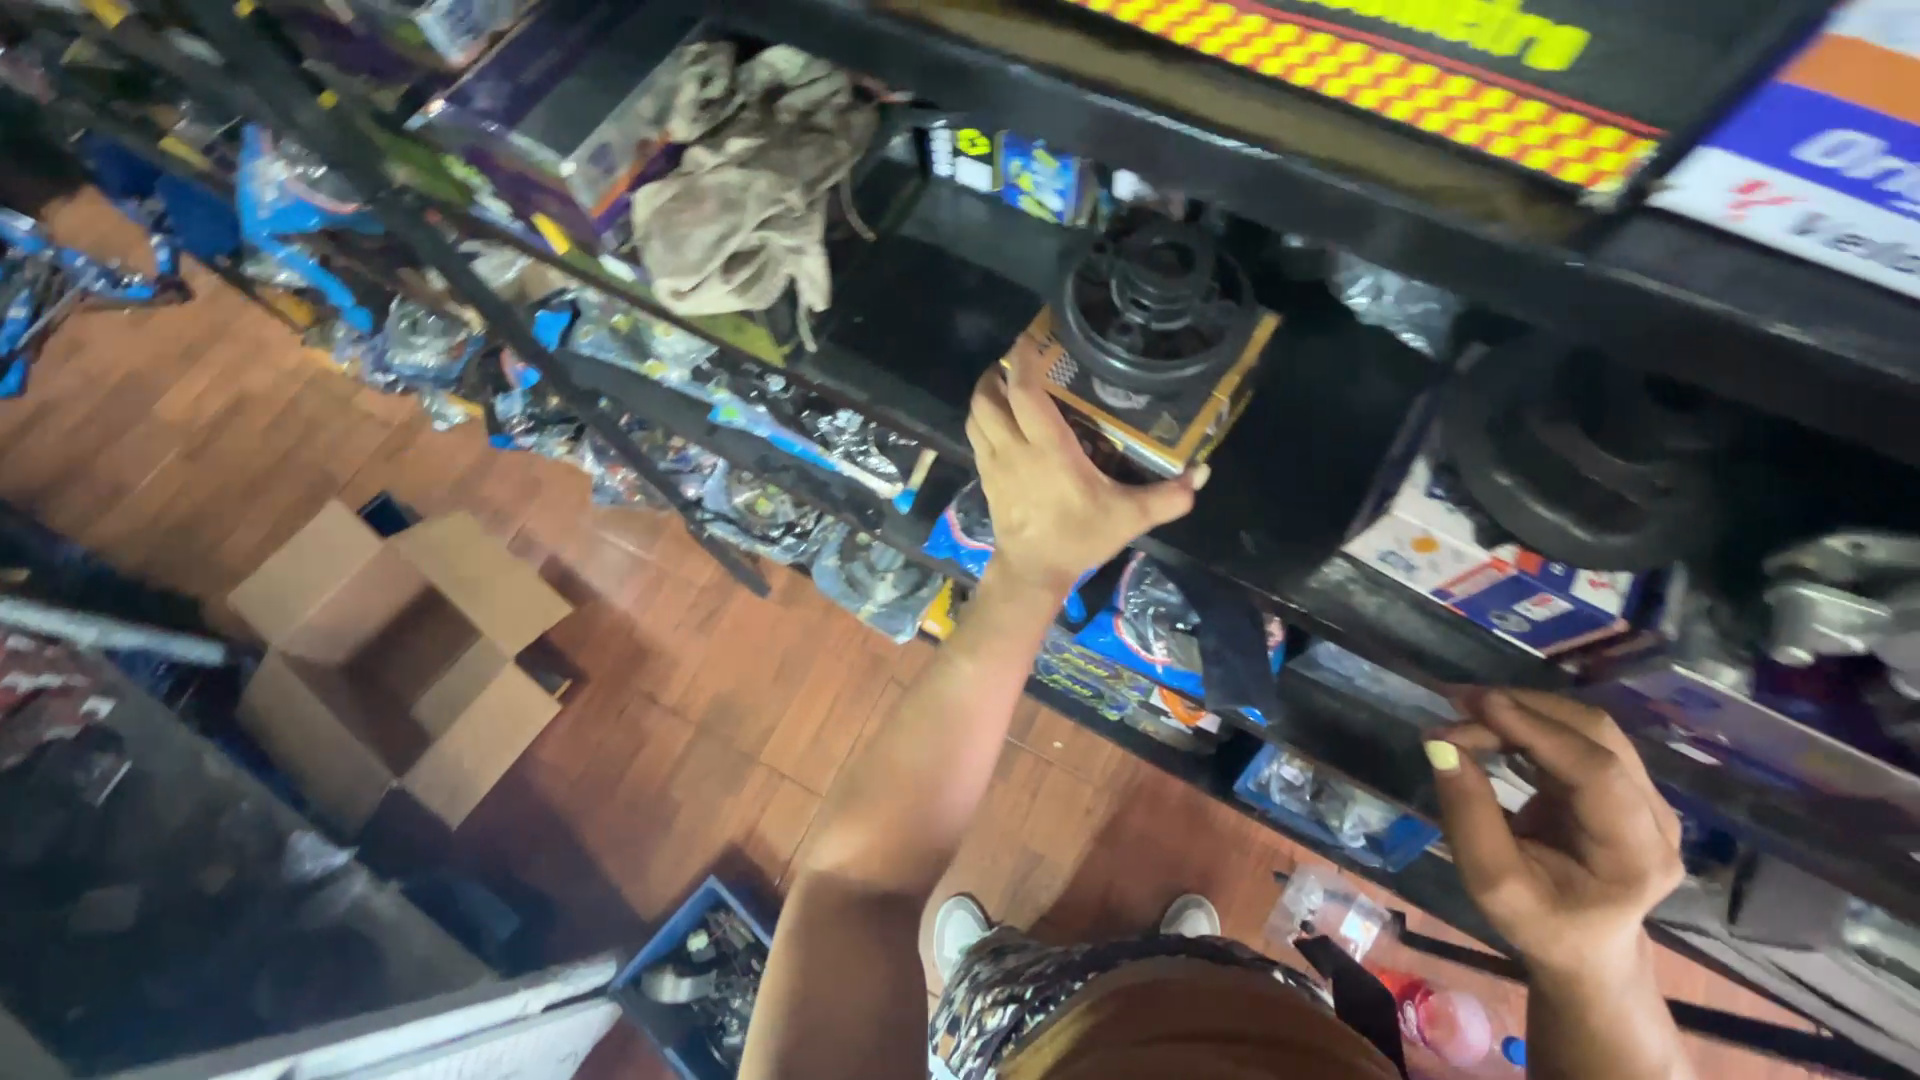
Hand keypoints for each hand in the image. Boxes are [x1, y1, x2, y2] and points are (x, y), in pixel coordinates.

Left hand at [965, 335, 1203, 594]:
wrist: (1033, 572)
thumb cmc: (1079, 538)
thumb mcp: (1129, 517)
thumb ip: (1169, 496)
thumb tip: (1203, 472)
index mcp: (1047, 448)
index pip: (1025, 392)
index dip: (1024, 359)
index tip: (1030, 336)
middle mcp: (1013, 449)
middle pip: (988, 397)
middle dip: (997, 371)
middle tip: (1018, 359)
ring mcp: (994, 463)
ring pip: (975, 416)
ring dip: (985, 393)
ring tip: (1005, 383)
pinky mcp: (986, 478)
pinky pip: (975, 437)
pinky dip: (983, 419)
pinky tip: (1000, 420)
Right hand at [1426, 690, 1683, 978]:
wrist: (1584, 947)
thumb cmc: (1538, 922)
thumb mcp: (1490, 881)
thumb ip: (1468, 813)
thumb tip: (1440, 746)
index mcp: (1636, 854)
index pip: (1597, 771)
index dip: (1536, 730)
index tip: (1475, 704)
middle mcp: (1657, 819)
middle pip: (1596, 736)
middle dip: (1522, 710)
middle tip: (1454, 704)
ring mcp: (1646, 799)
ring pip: (1588, 728)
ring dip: (1524, 710)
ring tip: (1464, 710)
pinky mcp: (1624, 787)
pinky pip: (1578, 738)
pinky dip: (1530, 723)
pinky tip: (1491, 725)